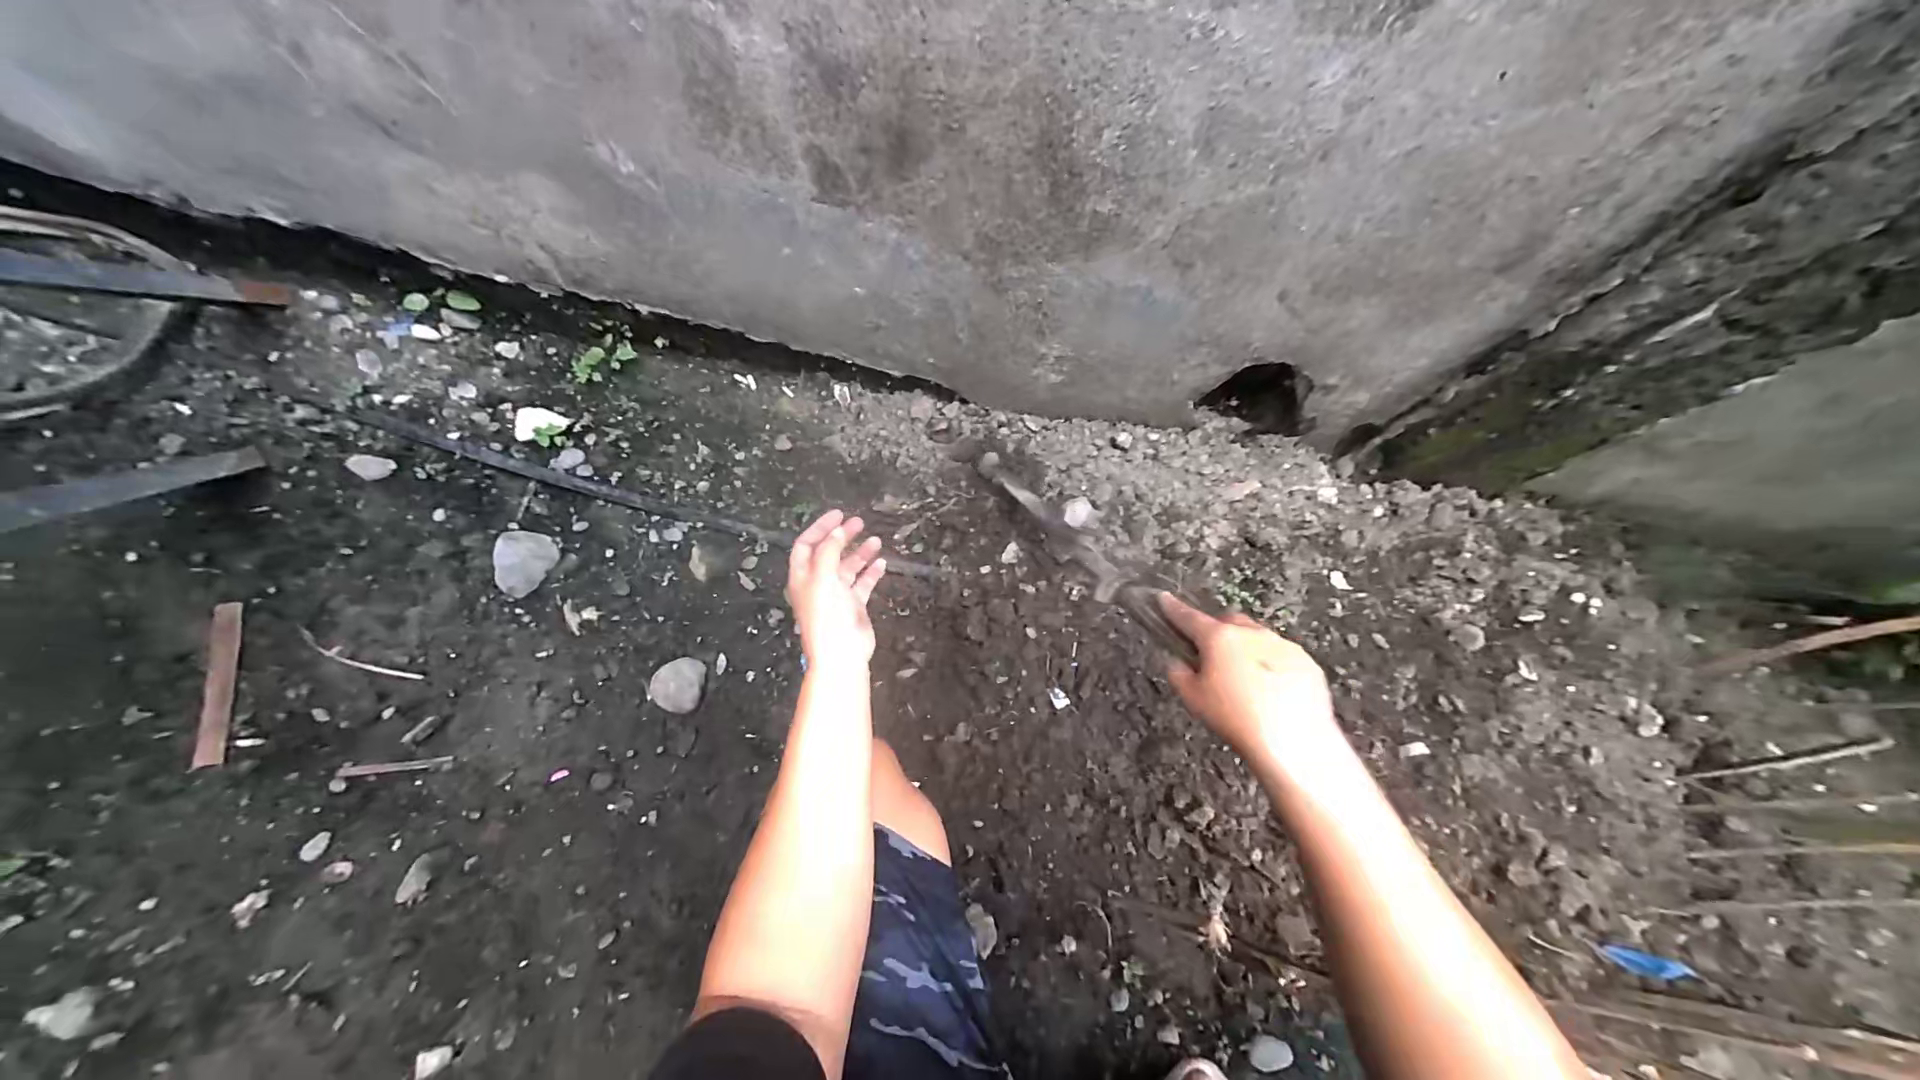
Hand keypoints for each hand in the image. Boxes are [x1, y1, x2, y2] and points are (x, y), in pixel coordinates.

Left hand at [786, 509, 886, 667]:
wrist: (840, 653)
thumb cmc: (826, 616)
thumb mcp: (823, 577)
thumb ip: (829, 551)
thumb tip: (837, 532)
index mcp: (803, 576)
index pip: (807, 545)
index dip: (820, 528)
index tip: (838, 515)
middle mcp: (818, 583)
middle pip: (829, 553)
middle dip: (842, 536)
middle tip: (858, 522)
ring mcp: (836, 595)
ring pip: (848, 567)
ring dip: (860, 553)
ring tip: (875, 540)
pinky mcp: (853, 606)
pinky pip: (863, 584)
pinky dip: (871, 572)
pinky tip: (881, 563)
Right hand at [1158, 592, 1342, 768]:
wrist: (1292, 742)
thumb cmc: (1238, 720)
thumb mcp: (1193, 699)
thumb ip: (1179, 674)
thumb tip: (1178, 663)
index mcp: (1218, 638)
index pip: (1189, 617)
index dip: (1173, 608)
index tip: (1165, 600)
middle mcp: (1251, 634)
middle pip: (1228, 622)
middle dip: (1218, 633)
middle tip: (1212, 658)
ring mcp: (1282, 645)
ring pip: (1257, 637)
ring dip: (1247, 651)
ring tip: (1245, 684)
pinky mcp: (1306, 662)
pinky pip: (1282, 655)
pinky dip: (1272, 666)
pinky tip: (1269, 692)